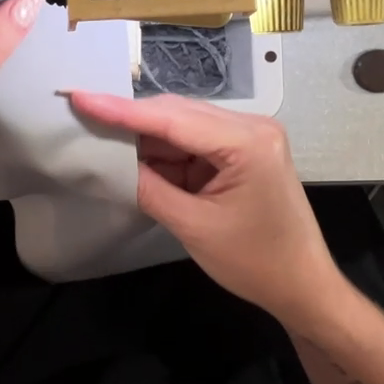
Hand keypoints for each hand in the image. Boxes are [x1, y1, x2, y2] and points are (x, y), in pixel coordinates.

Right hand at [67, 92, 346, 326]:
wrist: (303, 287)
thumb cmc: (255, 262)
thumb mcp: (193, 226)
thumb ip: (148, 188)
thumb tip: (108, 162)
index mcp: (247, 142)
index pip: (171, 118)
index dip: (121, 109)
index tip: (80, 97)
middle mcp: (251, 126)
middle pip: (175, 113)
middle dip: (129, 118)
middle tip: (80, 116)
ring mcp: (247, 136)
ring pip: (179, 125)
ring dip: (143, 136)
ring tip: (98, 137)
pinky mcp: (240, 150)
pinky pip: (190, 141)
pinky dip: (162, 151)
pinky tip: (132, 156)